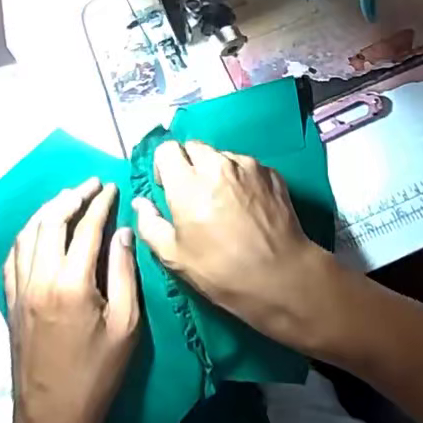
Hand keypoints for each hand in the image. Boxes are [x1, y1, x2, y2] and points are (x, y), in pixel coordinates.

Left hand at [3, 178, 139, 422]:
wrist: (51, 420)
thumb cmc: (97, 375)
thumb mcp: (126, 325)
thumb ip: (125, 273)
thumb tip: (123, 233)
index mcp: (71, 284)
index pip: (85, 228)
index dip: (100, 204)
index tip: (113, 187)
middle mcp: (39, 280)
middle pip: (50, 222)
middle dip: (72, 197)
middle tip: (92, 184)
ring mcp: (19, 292)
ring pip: (27, 235)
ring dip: (48, 210)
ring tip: (69, 198)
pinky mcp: (10, 304)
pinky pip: (14, 257)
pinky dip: (28, 234)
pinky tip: (41, 230)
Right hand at [133, 140, 341, 348]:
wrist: (279, 275)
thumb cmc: (220, 270)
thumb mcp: (174, 256)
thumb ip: (151, 224)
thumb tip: (142, 203)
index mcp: (188, 183)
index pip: (167, 149)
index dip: (164, 166)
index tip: (168, 187)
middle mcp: (218, 165)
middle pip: (194, 147)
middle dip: (189, 164)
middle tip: (194, 194)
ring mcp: (248, 165)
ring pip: (222, 155)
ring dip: (216, 170)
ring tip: (224, 202)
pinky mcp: (271, 172)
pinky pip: (247, 165)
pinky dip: (241, 177)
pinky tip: (247, 205)